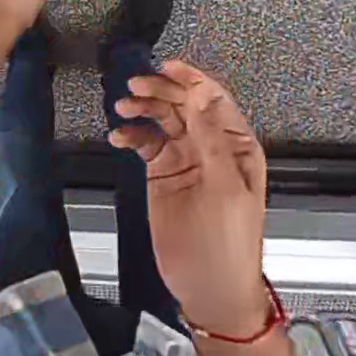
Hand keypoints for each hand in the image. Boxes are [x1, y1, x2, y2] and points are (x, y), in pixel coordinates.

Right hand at [110, 61, 271, 336]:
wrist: (209, 288)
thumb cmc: (228, 243)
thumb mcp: (225, 188)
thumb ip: (211, 139)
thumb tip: (201, 95)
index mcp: (235, 145)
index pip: (213, 99)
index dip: (191, 79)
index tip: (166, 67)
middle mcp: (210, 145)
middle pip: (184, 104)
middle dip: (160, 91)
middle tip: (136, 86)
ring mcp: (185, 157)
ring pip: (162, 118)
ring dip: (143, 108)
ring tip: (124, 107)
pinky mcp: (162, 172)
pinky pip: (145, 142)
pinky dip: (131, 135)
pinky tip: (119, 135)